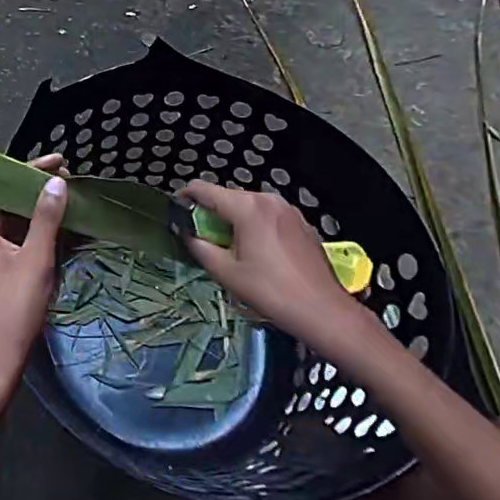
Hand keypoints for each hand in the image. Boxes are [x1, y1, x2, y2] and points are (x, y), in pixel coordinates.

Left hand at [0, 173, 67, 404]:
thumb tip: (56, 182)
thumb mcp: (35, 260)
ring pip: (15, 225)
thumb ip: (47, 218)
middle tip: (75, 187)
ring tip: (75, 208)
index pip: (7, 186)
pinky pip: (15, 243)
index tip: (63, 162)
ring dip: (43, 219)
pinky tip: (62, 236)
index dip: (35, 172)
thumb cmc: (11, 310)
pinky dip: (37, 239)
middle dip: (42, 197)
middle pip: (11, 204)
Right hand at [180, 181, 375, 353]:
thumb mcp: (225, 272)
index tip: (176, 213)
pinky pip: (266, 216)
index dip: (185, 197)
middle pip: (227, 197)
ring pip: (247, 207)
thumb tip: (187, 234)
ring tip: (228, 249)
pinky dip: (253, 227)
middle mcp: (268, 200)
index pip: (204, 189)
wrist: (322, 310)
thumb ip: (199, 246)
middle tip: (201, 239)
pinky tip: (255, 253)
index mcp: (247, 207)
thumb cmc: (271, 292)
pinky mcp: (300, 223)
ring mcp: (288, 210)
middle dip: (210, 214)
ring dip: (231, 221)